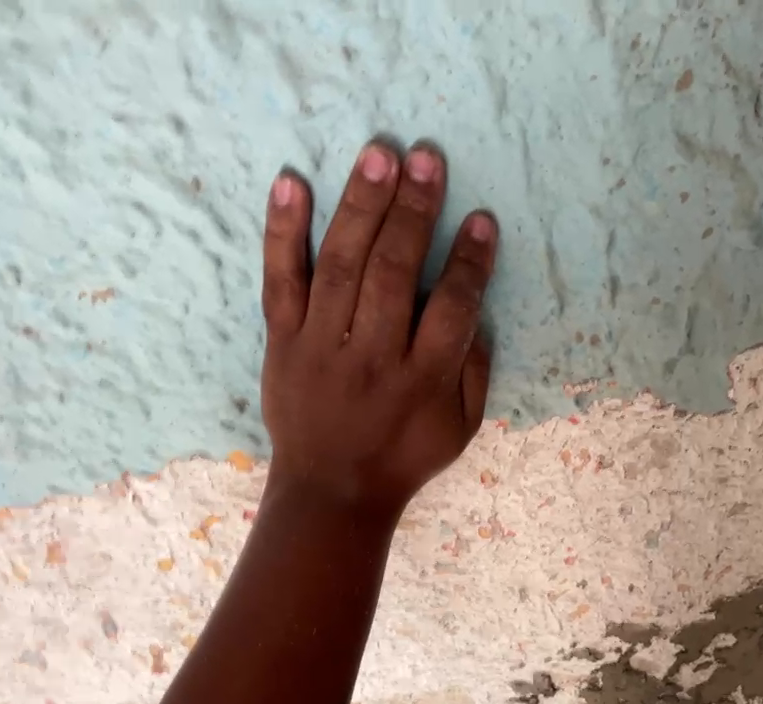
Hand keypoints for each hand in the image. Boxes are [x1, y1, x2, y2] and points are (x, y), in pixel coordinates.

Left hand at [258, 142, 496, 514]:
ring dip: (362, 206)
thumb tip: (476, 314)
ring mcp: (322, 345)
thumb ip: (474, 371)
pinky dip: (283, 231)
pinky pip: (281, 280)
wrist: (333, 489)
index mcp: (425, 379)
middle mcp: (374, 355)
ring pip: (342, 265)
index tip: (482, 220)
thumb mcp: (462, 427)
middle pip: (396, 272)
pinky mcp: (282, 340)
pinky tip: (292, 183)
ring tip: (379, 156)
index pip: (454, 308)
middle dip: (415, 212)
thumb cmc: (406, 455)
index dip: (470, 262)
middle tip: (427, 159)